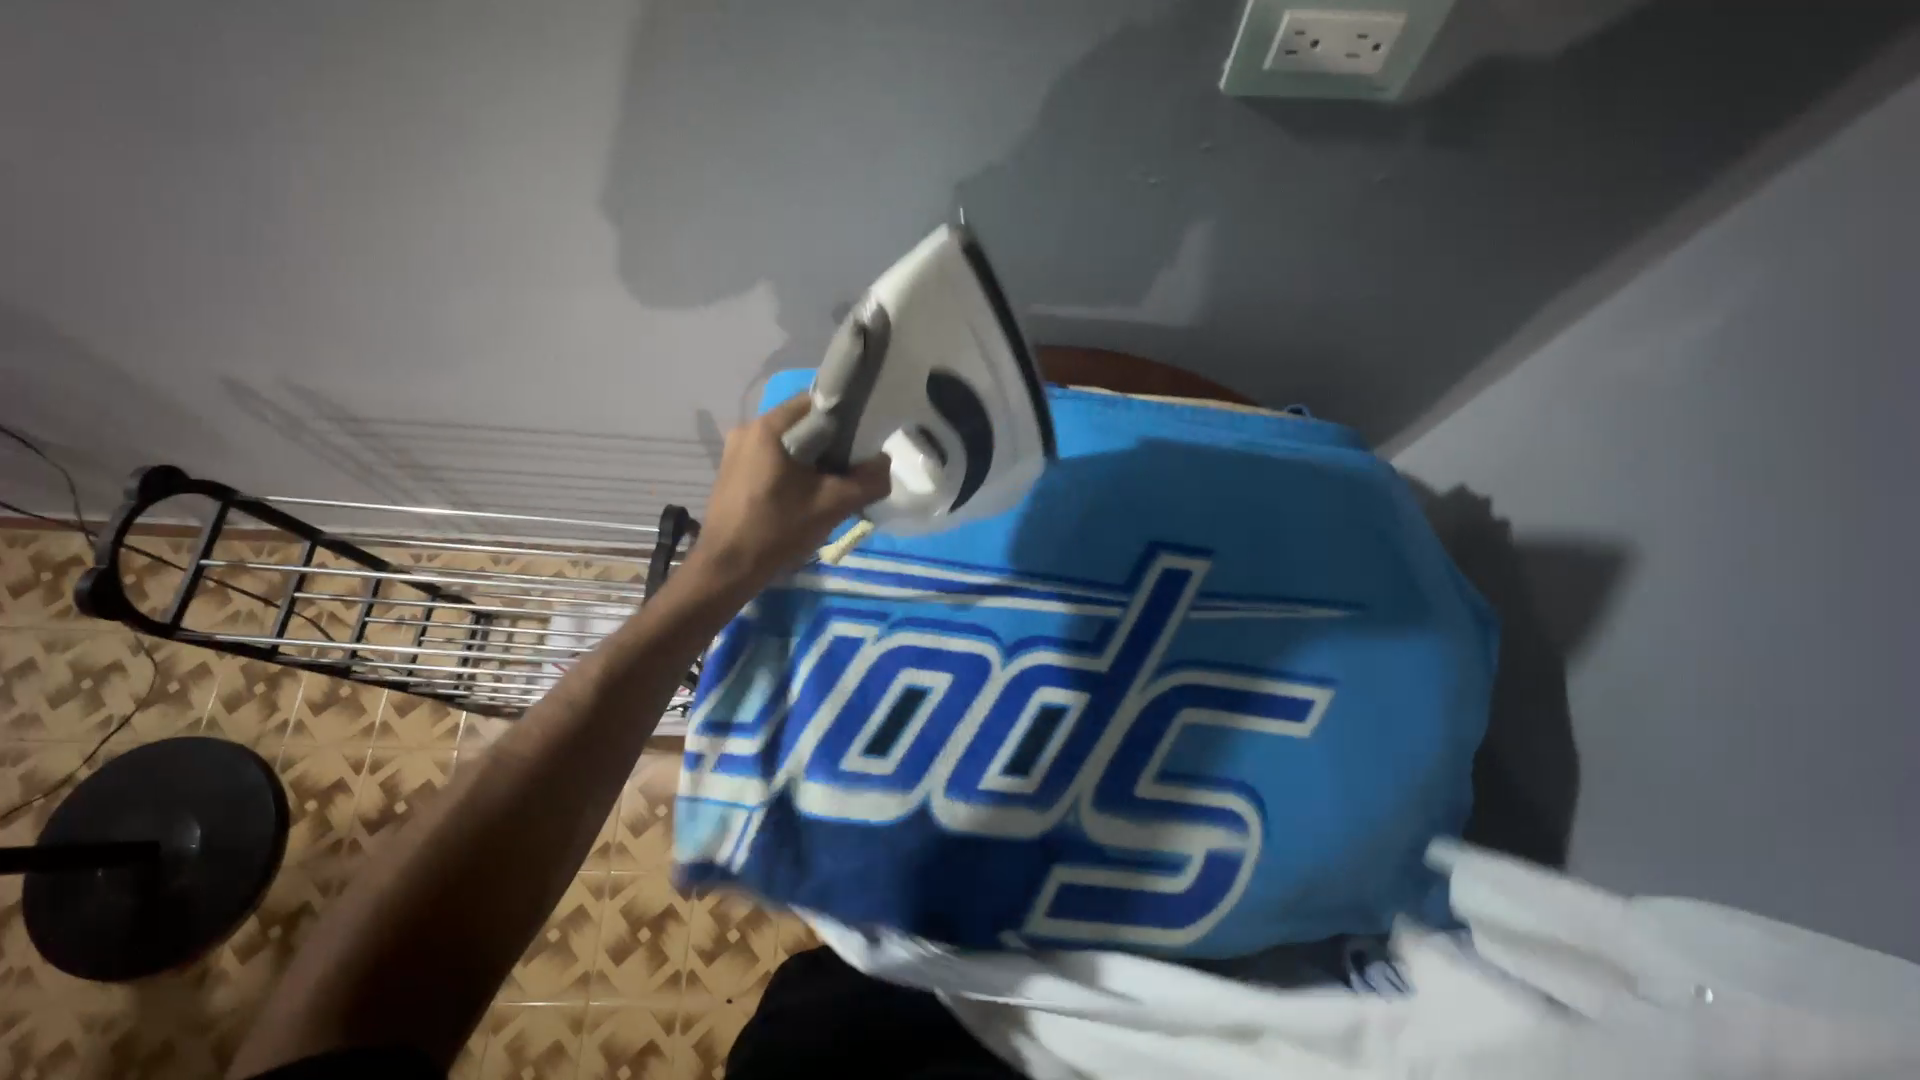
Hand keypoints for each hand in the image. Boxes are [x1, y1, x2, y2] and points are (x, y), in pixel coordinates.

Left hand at [686, 395, 890, 590]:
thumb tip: (885, 464)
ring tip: (835, 484)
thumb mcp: (831, 505)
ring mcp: (736, 451)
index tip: (866, 439)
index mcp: (769, 427)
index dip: (847, 417)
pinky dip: (794, 470)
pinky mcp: (733, 473)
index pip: (817, 402)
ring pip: (788, 444)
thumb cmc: (776, 529)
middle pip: (802, 423)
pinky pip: (772, 459)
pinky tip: (807, 496)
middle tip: (855, 466)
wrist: (726, 569)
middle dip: (832, 442)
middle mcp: (748, 429)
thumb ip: (867, 481)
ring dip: (813, 459)